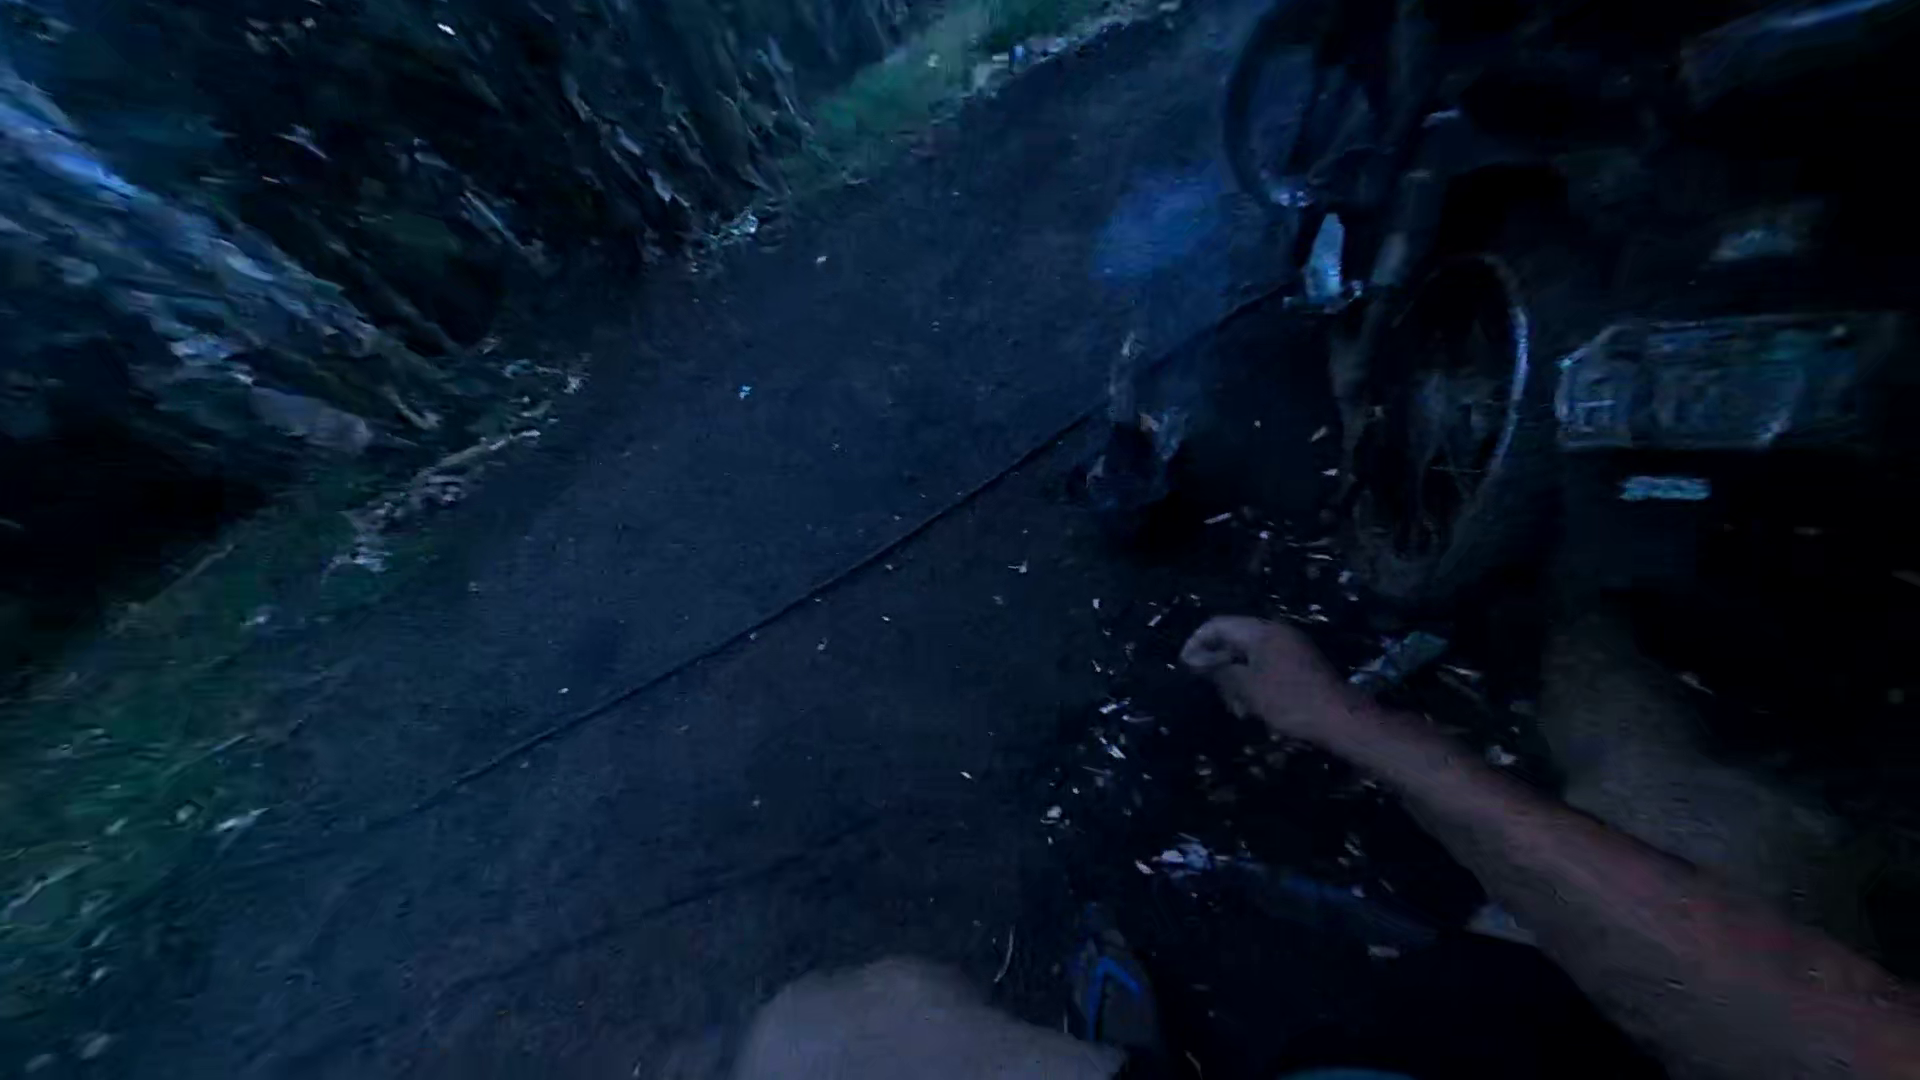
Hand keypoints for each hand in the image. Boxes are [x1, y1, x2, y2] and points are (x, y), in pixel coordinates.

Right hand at [1180, 616, 1361, 747]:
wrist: (1344, 721)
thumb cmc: (1290, 701)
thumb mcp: (1246, 686)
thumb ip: (1216, 669)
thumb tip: (1193, 659)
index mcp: (1260, 631)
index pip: (1216, 625)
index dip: (1196, 643)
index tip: (1185, 666)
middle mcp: (1274, 632)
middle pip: (1231, 639)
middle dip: (1216, 664)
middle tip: (1210, 691)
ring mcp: (1289, 648)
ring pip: (1247, 656)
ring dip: (1234, 678)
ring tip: (1235, 707)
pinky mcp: (1298, 665)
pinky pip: (1264, 665)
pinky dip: (1251, 682)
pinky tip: (1252, 707)